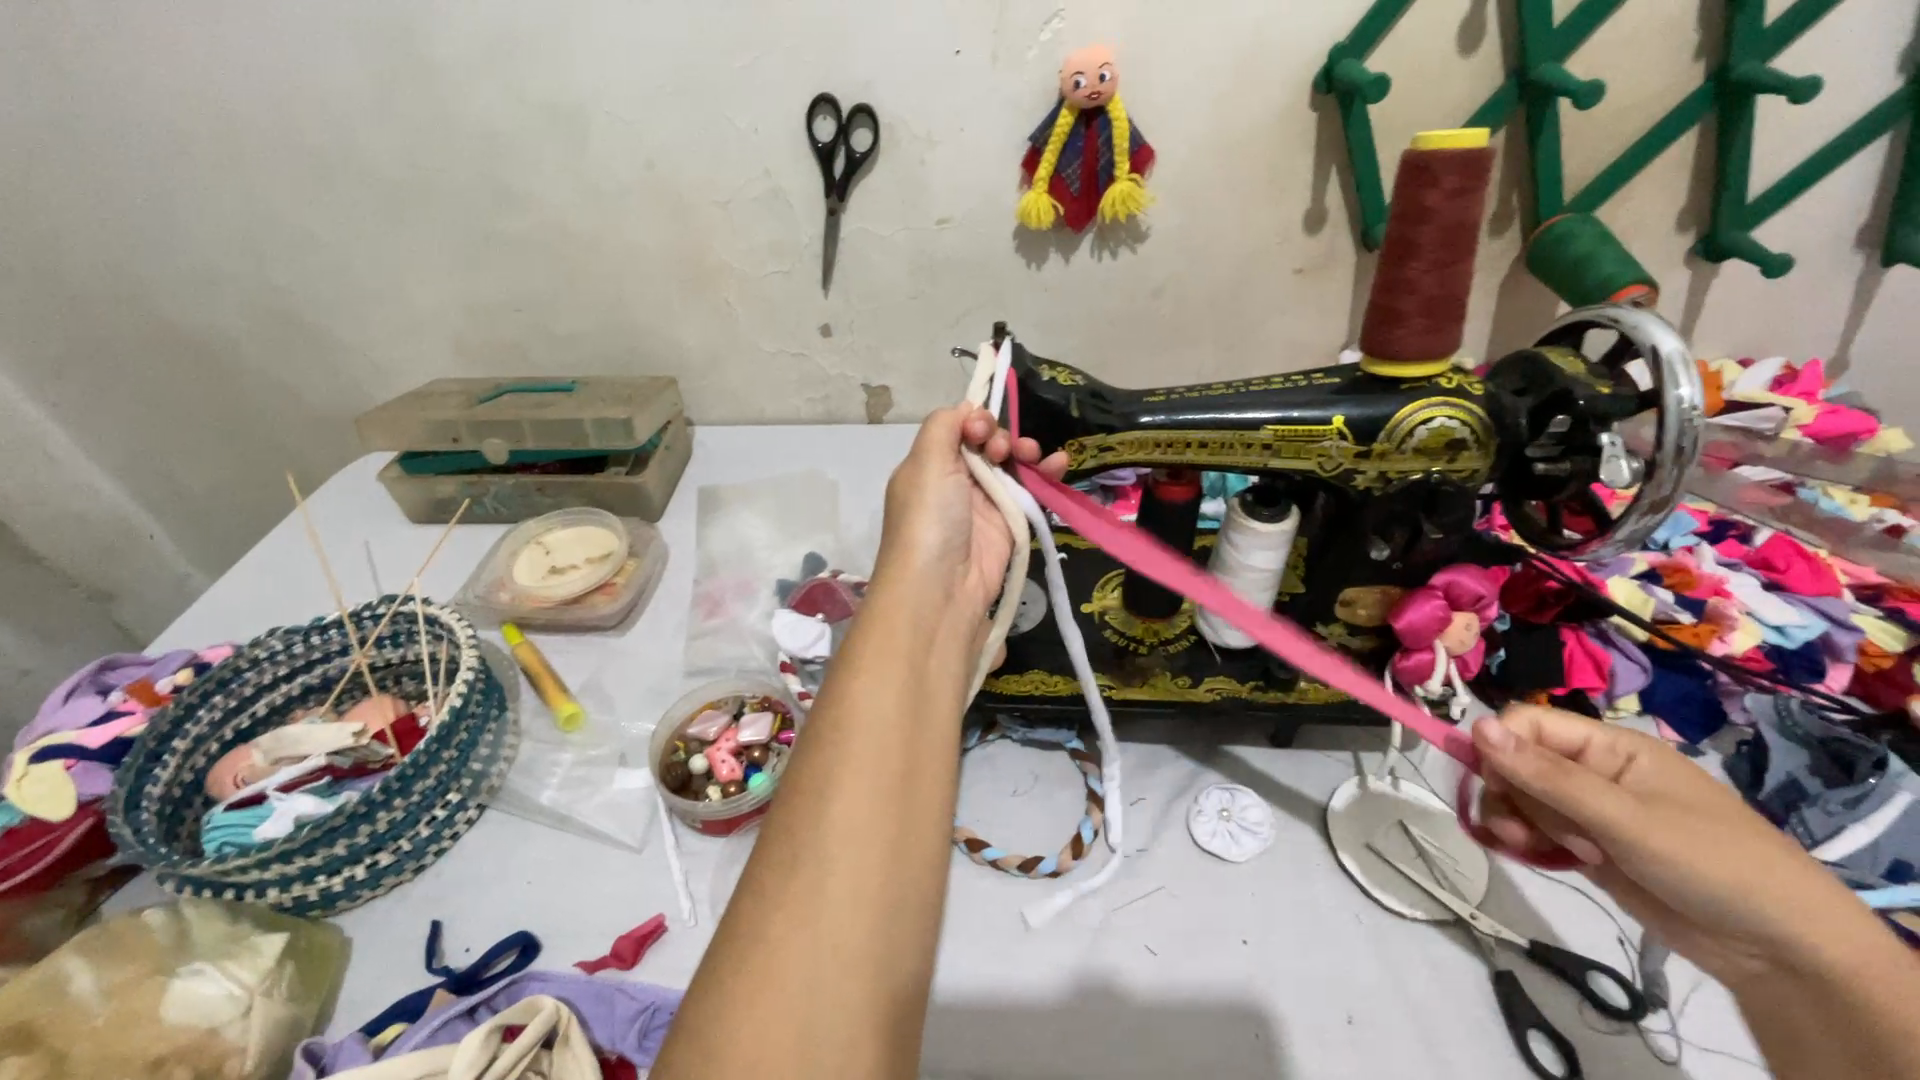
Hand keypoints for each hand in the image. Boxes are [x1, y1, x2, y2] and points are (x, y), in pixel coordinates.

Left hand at [873, 405, 1067, 623]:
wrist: (942, 587)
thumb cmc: (929, 517)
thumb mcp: (925, 461)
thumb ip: (944, 425)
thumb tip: (968, 409)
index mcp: (929, 464)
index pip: (958, 427)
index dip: (975, 420)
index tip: (980, 429)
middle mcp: (956, 481)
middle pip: (989, 442)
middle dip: (1002, 437)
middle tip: (1002, 451)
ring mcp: (985, 503)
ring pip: (1013, 464)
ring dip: (1027, 451)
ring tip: (1033, 456)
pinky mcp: (1011, 523)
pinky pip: (1032, 490)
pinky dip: (1047, 474)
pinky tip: (1059, 464)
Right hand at [1473, 705, 1871, 987]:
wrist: (1779, 947)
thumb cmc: (1709, 862)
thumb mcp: (1623, 817)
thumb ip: (1546, 775)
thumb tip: (1475, 725)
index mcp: (1609, 747)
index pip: (1526, 724)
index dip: (1498, 748)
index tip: (1493, 785)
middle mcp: (1595, 771)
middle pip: (1515, 762)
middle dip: (1507, 794)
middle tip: (1519, 830)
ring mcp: (1591, 811)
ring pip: (1520, 798)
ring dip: (1513, 820)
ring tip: (1530, 849)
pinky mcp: (1588, 847)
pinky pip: (1536, 830)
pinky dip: (1524, 841)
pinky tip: (1533, 857)